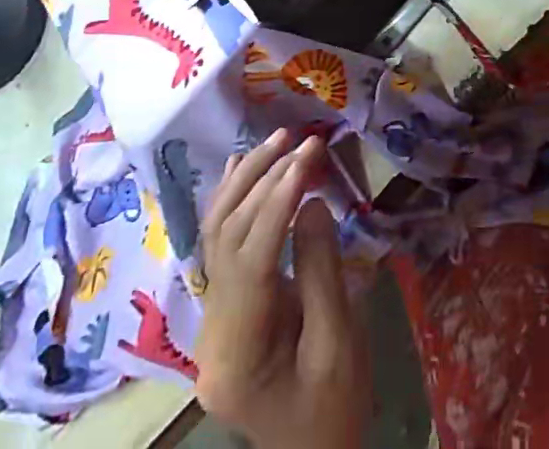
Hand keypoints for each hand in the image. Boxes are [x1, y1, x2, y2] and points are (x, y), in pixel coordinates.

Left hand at [194, 131, 367, 448]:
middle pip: (225, 240)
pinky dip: (234, 203)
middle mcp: (209, 330)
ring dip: (246, 184)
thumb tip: (312, 203)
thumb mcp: (339, 344)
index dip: (278, 203)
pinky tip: (244, 167)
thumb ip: (322, 273)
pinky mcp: (225, 310)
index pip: (251, 259)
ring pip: (216, 238)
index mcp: (235, 350)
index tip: (308, 158)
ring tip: (276, 141)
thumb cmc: (334, 406)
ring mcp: (210, 320)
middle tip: (300, 141)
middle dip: (262, 182)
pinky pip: (223, 248)